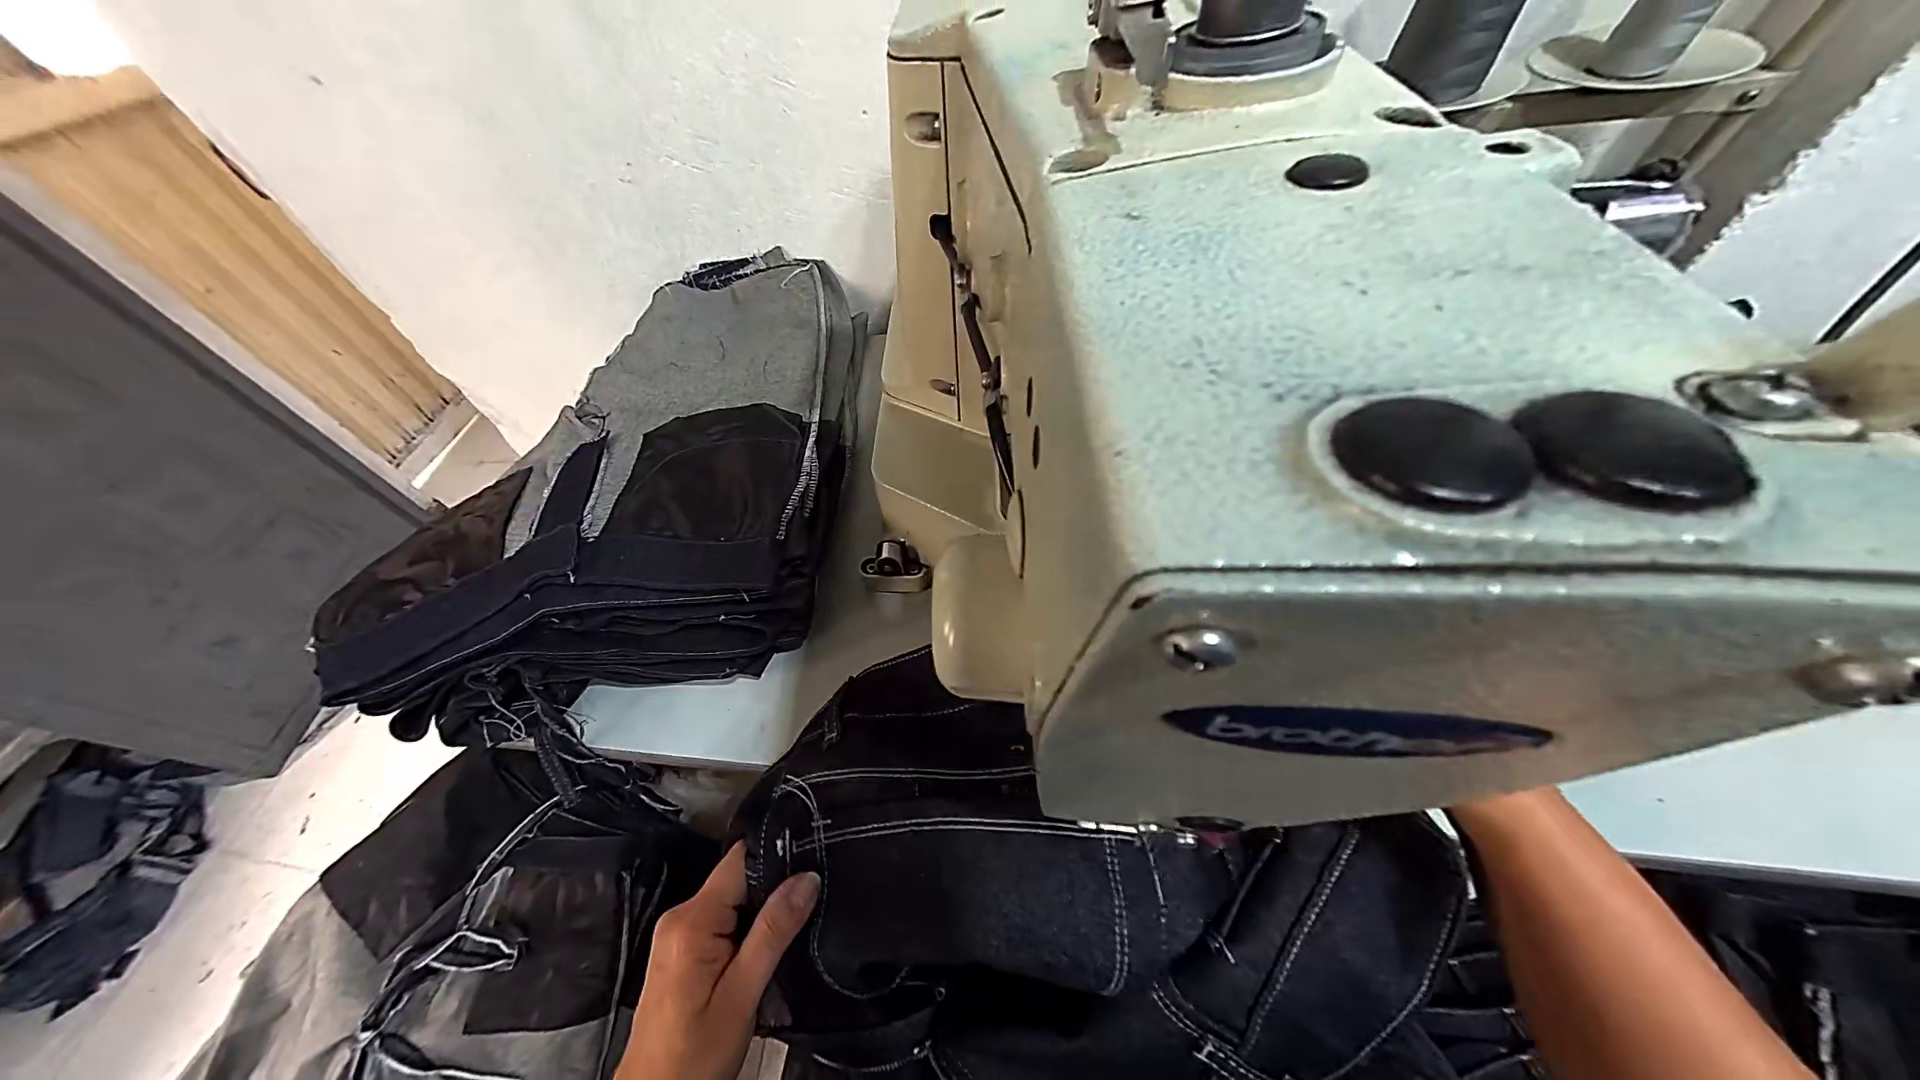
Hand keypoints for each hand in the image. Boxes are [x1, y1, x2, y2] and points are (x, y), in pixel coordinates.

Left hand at [617, 842, 820, 1079]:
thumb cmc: (692, 1059)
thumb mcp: (742, 995)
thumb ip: (774, 931)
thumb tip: (806, 880)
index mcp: (691, 921)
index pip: (741, 859)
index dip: (777, 856)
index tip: (811, 865)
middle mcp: (680, 917)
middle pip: (739, 876)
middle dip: (775, 887)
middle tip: (809, 905)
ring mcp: (679, 933)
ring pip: (735, 898)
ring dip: (764, 910)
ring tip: (792, 928)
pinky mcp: (683, 950)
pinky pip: (725, 918)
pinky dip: (749, 928)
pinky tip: (766, 949)